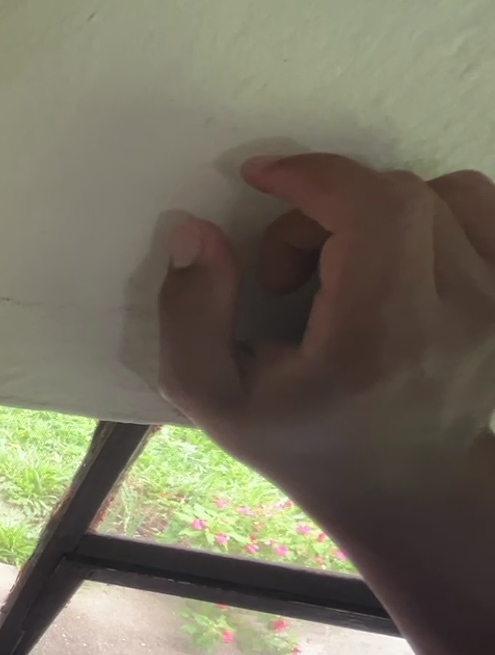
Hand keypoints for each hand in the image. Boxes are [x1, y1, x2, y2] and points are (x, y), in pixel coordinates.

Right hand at [158, 153, 494, 524]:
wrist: (400, 480)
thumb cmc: (288, 435)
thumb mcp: (203, 390)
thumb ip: (189, 311)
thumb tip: (193, 231)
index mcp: (377, 340)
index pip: (377, 210)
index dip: (313, 175)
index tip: (259, 176)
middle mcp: (465, 314)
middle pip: (399, 197)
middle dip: (318, 214)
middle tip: (278, 276)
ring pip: (446, 194)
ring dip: (371, 217)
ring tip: (334, 276)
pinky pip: (482, 208)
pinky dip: (422, 218)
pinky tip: (384, 265)